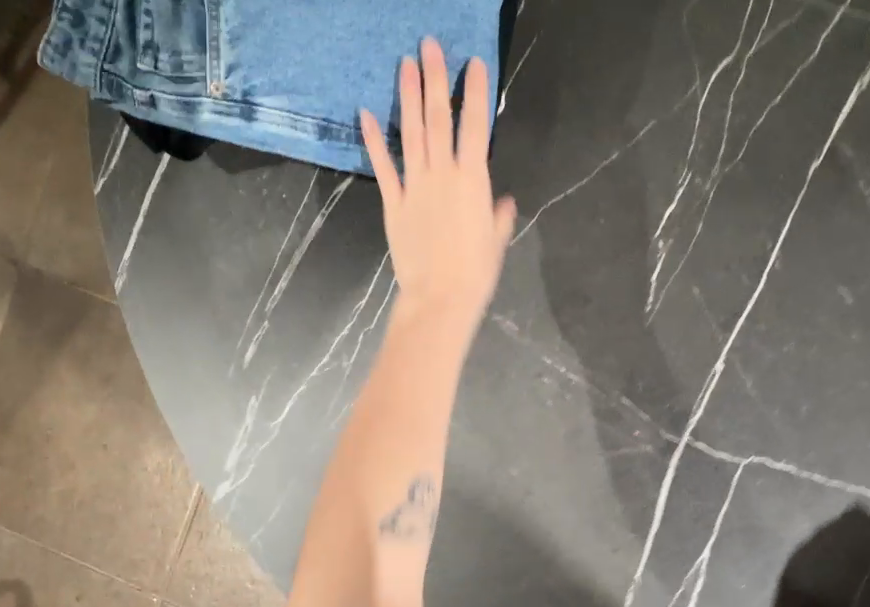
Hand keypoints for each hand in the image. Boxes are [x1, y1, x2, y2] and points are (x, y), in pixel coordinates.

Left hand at [360, 40, 516, 321]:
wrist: (440, 298)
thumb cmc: (475, 273)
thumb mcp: (496, 242)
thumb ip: (499, 216)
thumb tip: (503, 201)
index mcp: (473, 181)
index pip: (475, 127)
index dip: (475, 93)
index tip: (474, 64)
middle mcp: (443, 174)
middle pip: (438, 118)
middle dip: (435, 79)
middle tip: (430, 45)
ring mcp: (415, 186)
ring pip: (411, 133)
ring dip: (407, 96)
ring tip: (405, 64)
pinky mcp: (394, 203)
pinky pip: (384, 166)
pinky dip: (375, 139)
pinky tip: (366, 113)